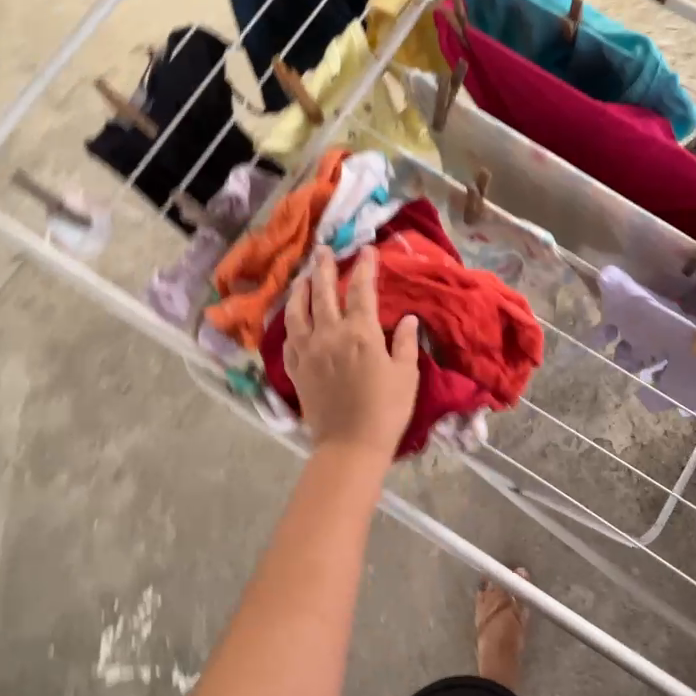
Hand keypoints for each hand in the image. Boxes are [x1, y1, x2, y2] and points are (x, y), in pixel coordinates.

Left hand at [283, 246, 420, 462]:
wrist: (350, 445)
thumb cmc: (386, 410)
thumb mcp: (406, 374)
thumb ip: (404, 342)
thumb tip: (407, 318)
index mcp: (360, 333)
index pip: (361, 290)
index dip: (364, 268)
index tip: (366, 251)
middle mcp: (329, 335)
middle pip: (322, 292)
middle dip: (323, 268)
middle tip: (323, 250)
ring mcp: (308, 351)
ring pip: (297, 311)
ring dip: (300, 290)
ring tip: (303, 277)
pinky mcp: (296, 369)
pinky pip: (288, 339)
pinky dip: (290, 322)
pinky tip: (292, 317)